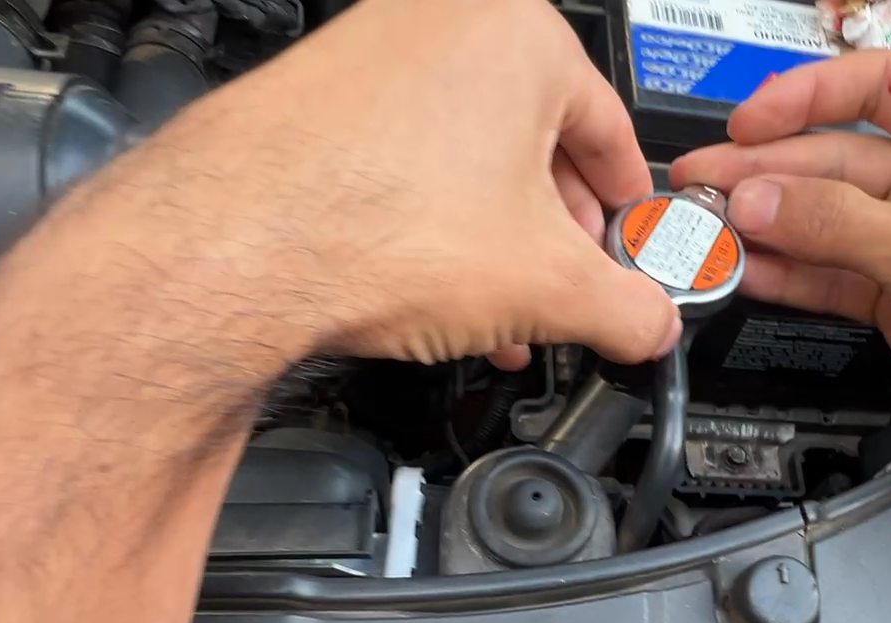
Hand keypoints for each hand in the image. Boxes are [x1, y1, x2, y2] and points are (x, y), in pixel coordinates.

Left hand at [0, 0, 680, 386]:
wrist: (237, 251)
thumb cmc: (380, 230)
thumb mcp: (552, 288)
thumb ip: (629, 309)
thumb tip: (653, 324)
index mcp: (517, 36)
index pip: (610, 129)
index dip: (629, 205)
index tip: (630, 246)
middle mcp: (441, 26)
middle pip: (537, 151)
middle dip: (558, 240)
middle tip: (568, 291)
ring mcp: (372, 62)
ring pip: (472, 172)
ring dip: (500, 250)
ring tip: (506, 314)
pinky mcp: (322, 110)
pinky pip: (412, 178)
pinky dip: (441, 239)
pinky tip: (444, 299)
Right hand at [670, 51, 890, 472]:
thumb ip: (838, 223)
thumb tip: (760, 199)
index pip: (873, 87)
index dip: (803, 99)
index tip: (746, 124)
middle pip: (828, 163)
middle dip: (761, 174)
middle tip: (699, 187)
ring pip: (818, 224)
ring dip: (762, 227)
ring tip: (706, 230)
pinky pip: (825, 276)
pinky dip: (785, 275)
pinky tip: (746, 270)